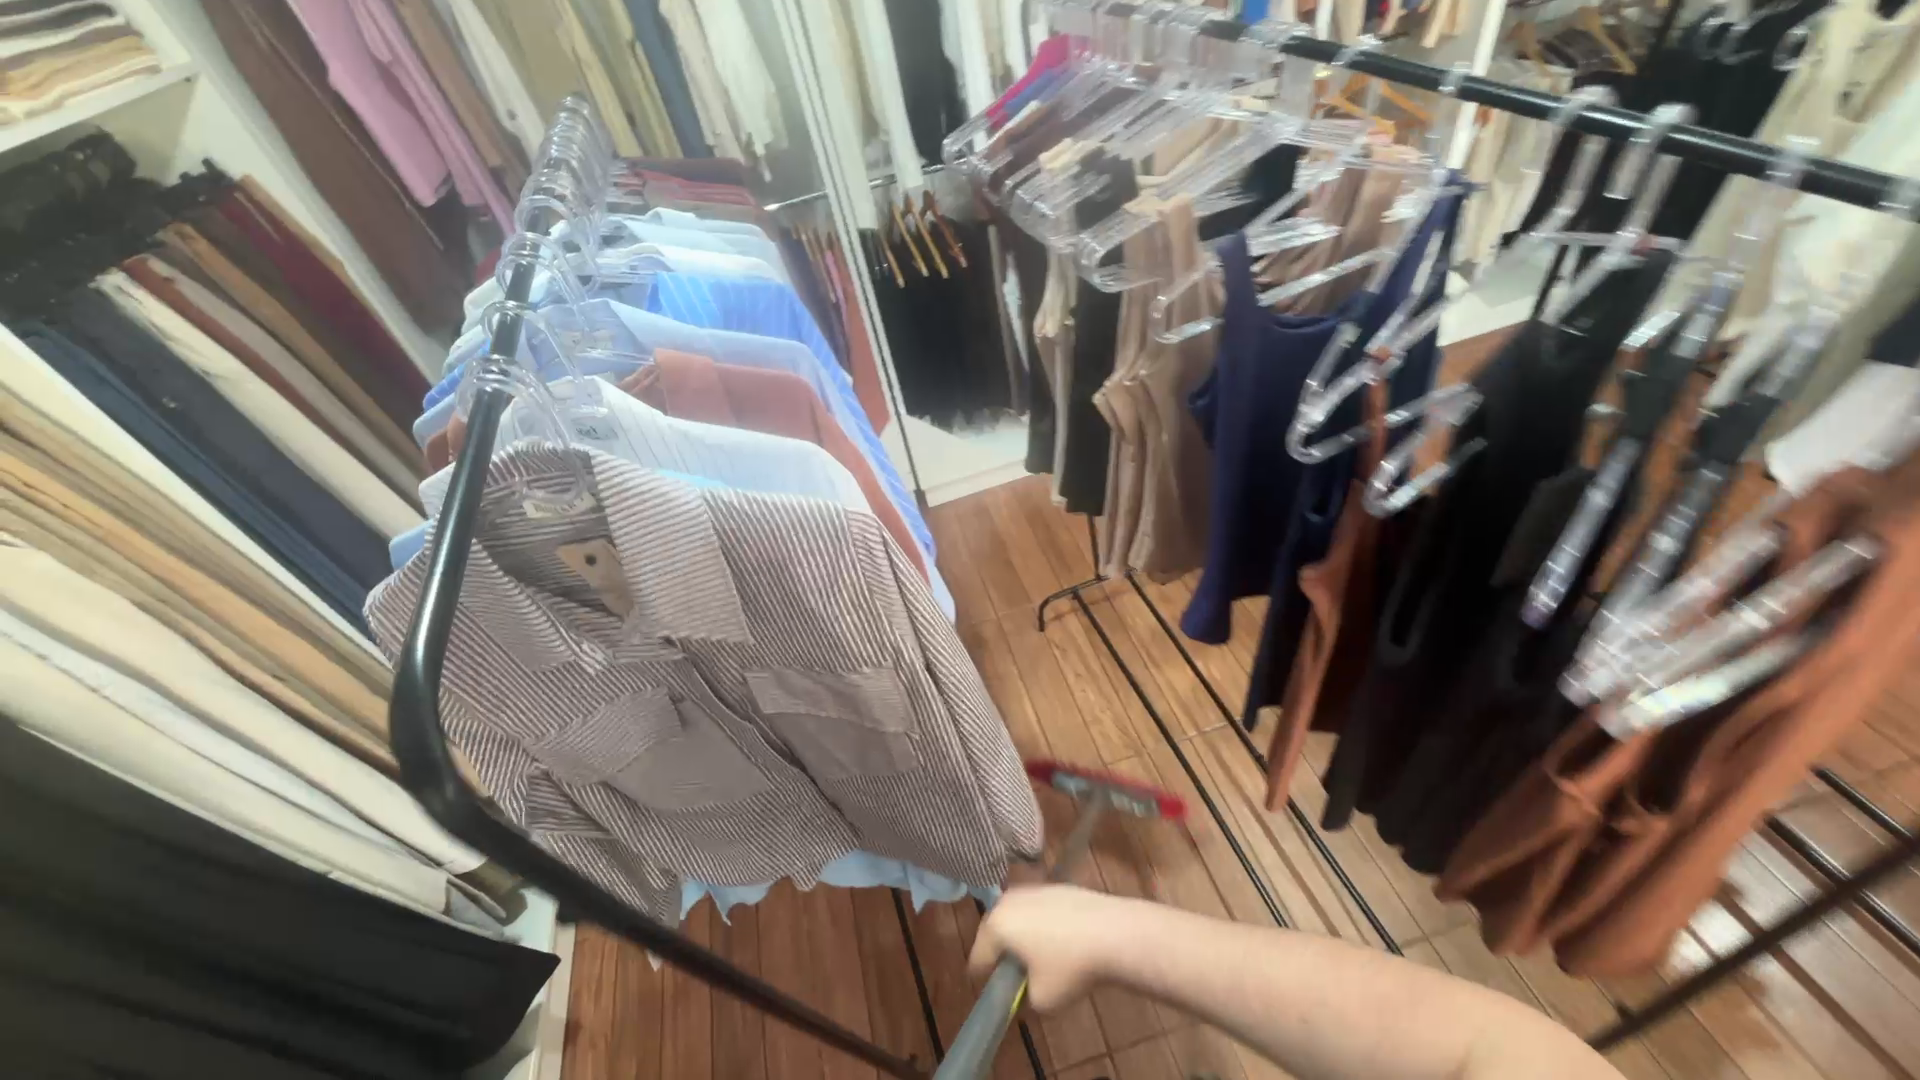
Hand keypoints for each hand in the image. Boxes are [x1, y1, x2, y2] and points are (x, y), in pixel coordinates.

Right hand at [967, 885, 1149, 1011]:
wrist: (1114, 933)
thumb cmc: (1070, 967)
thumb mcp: (1042, 1001)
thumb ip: (1023, 1001)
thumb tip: (1024, 995)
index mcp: (996, 926)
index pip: (977, 959)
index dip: (984, 982)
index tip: (997, 996)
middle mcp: (1007, 900)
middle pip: (994, 933)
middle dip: (1001, 955)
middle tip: (1016, 978)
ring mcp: (1032, 889)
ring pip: (1016, 918)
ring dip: (1021, 937)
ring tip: (1040, 960)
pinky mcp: (1055, 886)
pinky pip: (1037, 910)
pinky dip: (1041, 925)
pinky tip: (1061, 942)